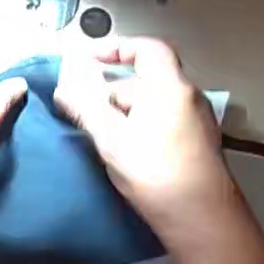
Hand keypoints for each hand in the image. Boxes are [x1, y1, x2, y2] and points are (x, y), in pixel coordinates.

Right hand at [53, 36, 242, 254]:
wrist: (199, 216)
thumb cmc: (155, 171)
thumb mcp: (111, 138)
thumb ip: (85, 108)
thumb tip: (63, 89)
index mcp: (170, 88)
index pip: (148, 49)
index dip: (118, 47)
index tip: (89, 57)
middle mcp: (186, 98)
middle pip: (144, 80)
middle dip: (108, 89)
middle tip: (78, 105)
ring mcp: (192, 122)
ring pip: (149, 103)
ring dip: (119, 110)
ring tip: (92, 130)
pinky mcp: (191, 144)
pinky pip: (157, 121)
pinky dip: (133, 124)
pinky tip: (116, 147)